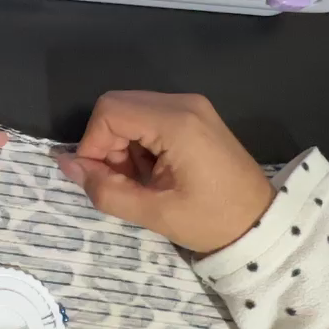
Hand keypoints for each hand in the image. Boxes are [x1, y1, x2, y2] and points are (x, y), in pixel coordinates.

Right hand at [57, 91, 272, 254]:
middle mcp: (183, 103)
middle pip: (118, 106)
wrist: (263, 226)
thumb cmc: (213, 222)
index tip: (98, 177)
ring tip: (139, 179)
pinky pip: (149, 116)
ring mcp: (191, 106)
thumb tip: (65, 165)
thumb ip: (106, 189)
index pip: (110, 112)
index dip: (92, 143)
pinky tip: (152, 170)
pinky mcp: (194, 114)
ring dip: (122, 143)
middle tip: (120, 180)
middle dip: (106, 143)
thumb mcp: (155, 213)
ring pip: (131, 110)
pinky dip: (138, 141)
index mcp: (177, 122)